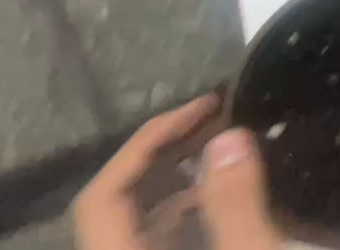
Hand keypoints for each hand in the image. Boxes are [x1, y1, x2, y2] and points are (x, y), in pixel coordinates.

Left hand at [73, 95, 280, 249]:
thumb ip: (235, 204)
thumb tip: (228, 137)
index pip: (104, 195)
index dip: (147, 142)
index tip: (204, 107)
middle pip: (119, 201)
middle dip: (167, 149)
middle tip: (221, 113)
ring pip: (142, 217)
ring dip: (181, 173)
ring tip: (231, 141)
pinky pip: (160, 233)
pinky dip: (189, 201)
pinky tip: (229, 191)